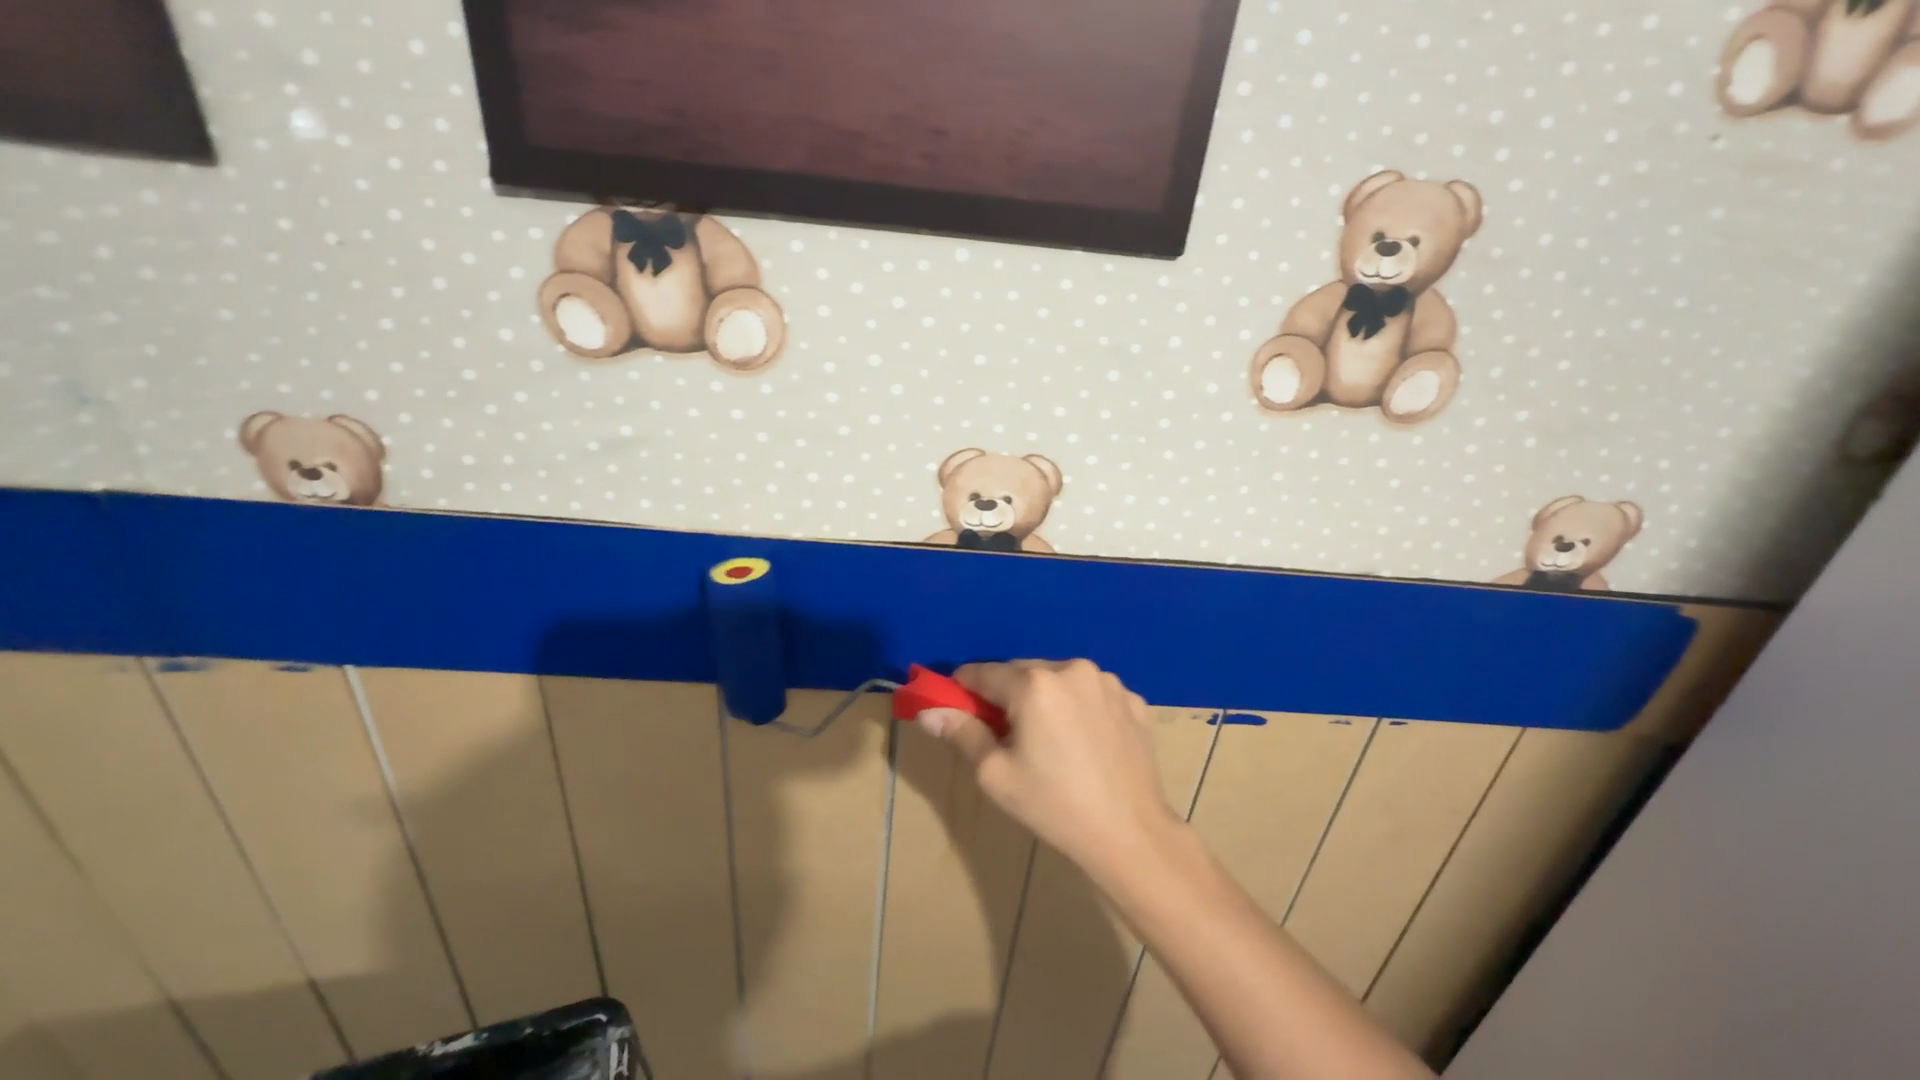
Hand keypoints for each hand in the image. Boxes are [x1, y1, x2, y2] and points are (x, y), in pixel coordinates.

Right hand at [916, 659, 1181, 870]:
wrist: (1130, 833)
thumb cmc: (1054, 805)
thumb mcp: (995, 774)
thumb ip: (962, 733)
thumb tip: (928, 712)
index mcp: (1035, 684)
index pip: (984, 672)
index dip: (964, 688)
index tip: (957, 707)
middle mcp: (1073, 670)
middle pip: (1024, 672)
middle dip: (1007, 695)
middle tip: (1002, 732)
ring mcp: (1109, 683)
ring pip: (1060, 680)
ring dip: (1045, 698)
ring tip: (1047, 740)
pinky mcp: (1134, 701)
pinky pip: (1092, 694)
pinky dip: (1079, 708)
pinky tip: (1083, 744)